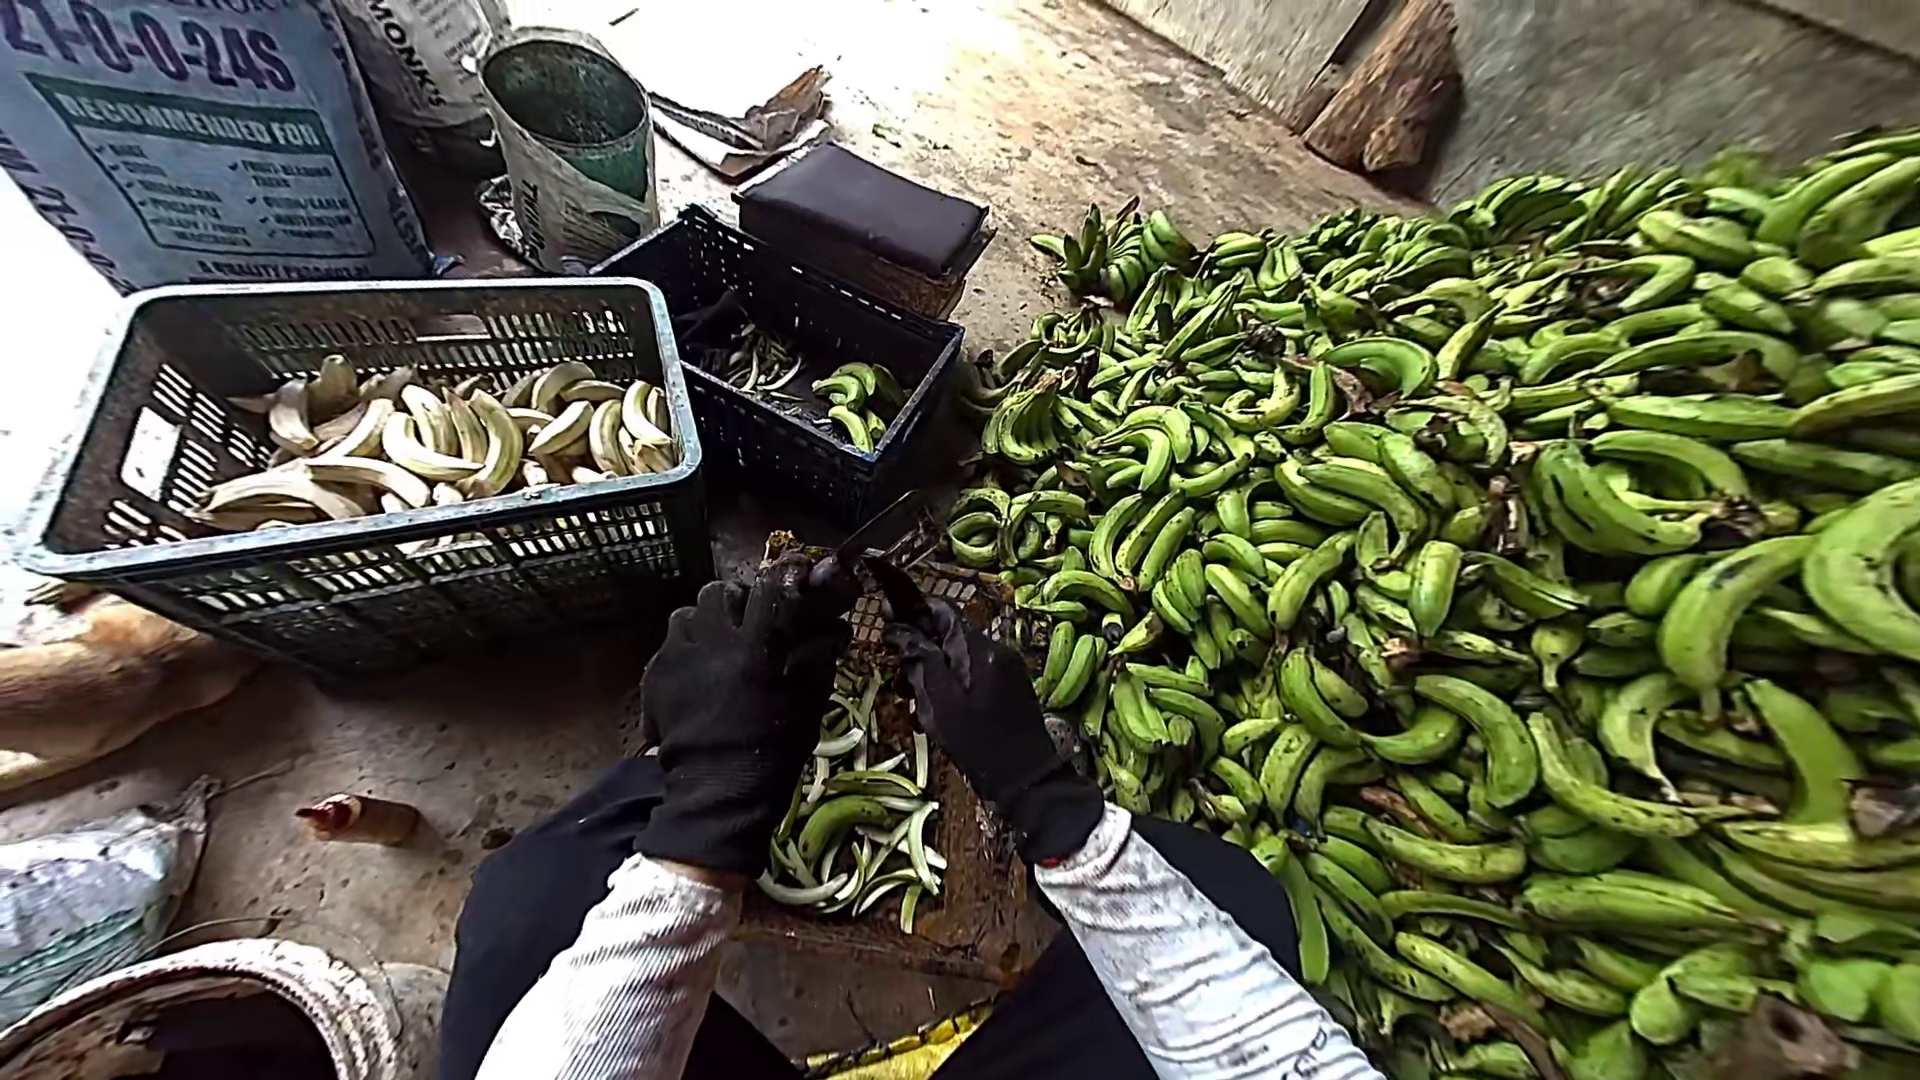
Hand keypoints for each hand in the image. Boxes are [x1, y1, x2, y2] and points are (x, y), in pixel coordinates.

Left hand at [636, 554, 848, 877]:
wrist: (717, 792)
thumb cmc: (773, 747)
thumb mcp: (809, 699)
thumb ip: (819, 655)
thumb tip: (832, 626)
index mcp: (756, 648)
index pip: (771, 589)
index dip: (787, 574)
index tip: (796, 573)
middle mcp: (714, 644)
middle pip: (720, 591)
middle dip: (738, 597)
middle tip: (751, 616)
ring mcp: (678, 659)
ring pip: (688, 613)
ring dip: (708, 620)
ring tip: (720, 641)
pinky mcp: (655, 677)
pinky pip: (670, 643)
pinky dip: (687, 646)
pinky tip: (699, 669)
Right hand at [887, 600, 1102, 862]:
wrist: (1026, 779)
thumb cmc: (979, 744)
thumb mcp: (941, 705)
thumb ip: (921, 662)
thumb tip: (899, 629)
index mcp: (980, 650)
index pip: (943, 611)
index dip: (913, 610)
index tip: (888, 617)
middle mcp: (996, 649)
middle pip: (950, 632)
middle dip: (920, 644)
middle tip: (897, 669)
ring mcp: (1005, 665)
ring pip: (960, 652)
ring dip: (934, 664)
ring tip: (912, 691)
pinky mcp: (1008, 682)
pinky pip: (972, 668)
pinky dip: (951, 677)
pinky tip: (937, 701)